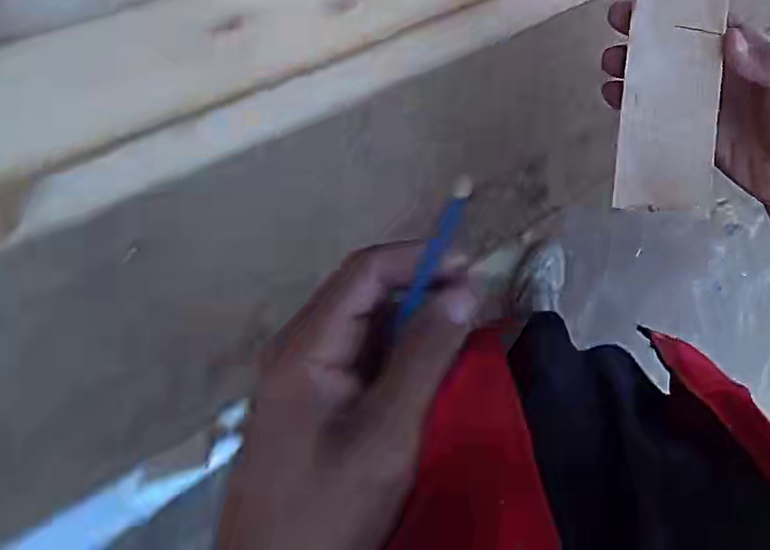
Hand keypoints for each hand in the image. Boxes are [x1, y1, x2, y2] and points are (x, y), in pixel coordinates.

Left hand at [216, 243, 477, 549]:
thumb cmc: (326, 512)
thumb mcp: (387, 434)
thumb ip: (426, 354)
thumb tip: (465, 288)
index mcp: (303, 348)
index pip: (366, 270)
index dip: (420, 257)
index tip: (471, 270)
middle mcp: (297, 348)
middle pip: (365, 288)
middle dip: (422, 284)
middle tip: (472, 302)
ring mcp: (301, 374)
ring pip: (367, 318)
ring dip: (415, 315)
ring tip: (458, 332)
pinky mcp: (313, 398)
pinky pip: (363, 349)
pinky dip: (402, 345)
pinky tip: (428, 365)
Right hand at [601, 0, 769, 205]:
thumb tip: (732, 38)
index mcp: (749, 53)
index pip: (711, 22)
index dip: (682, 6)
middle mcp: (720, 70)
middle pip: (678, 43)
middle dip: (647, 28)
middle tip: (619, 20)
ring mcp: (703, 100)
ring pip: (662, 74)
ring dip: (634, 64)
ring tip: (611, 62)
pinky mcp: (692, 130)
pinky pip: (659, 112)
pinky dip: (635, 104)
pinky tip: (614, 98)